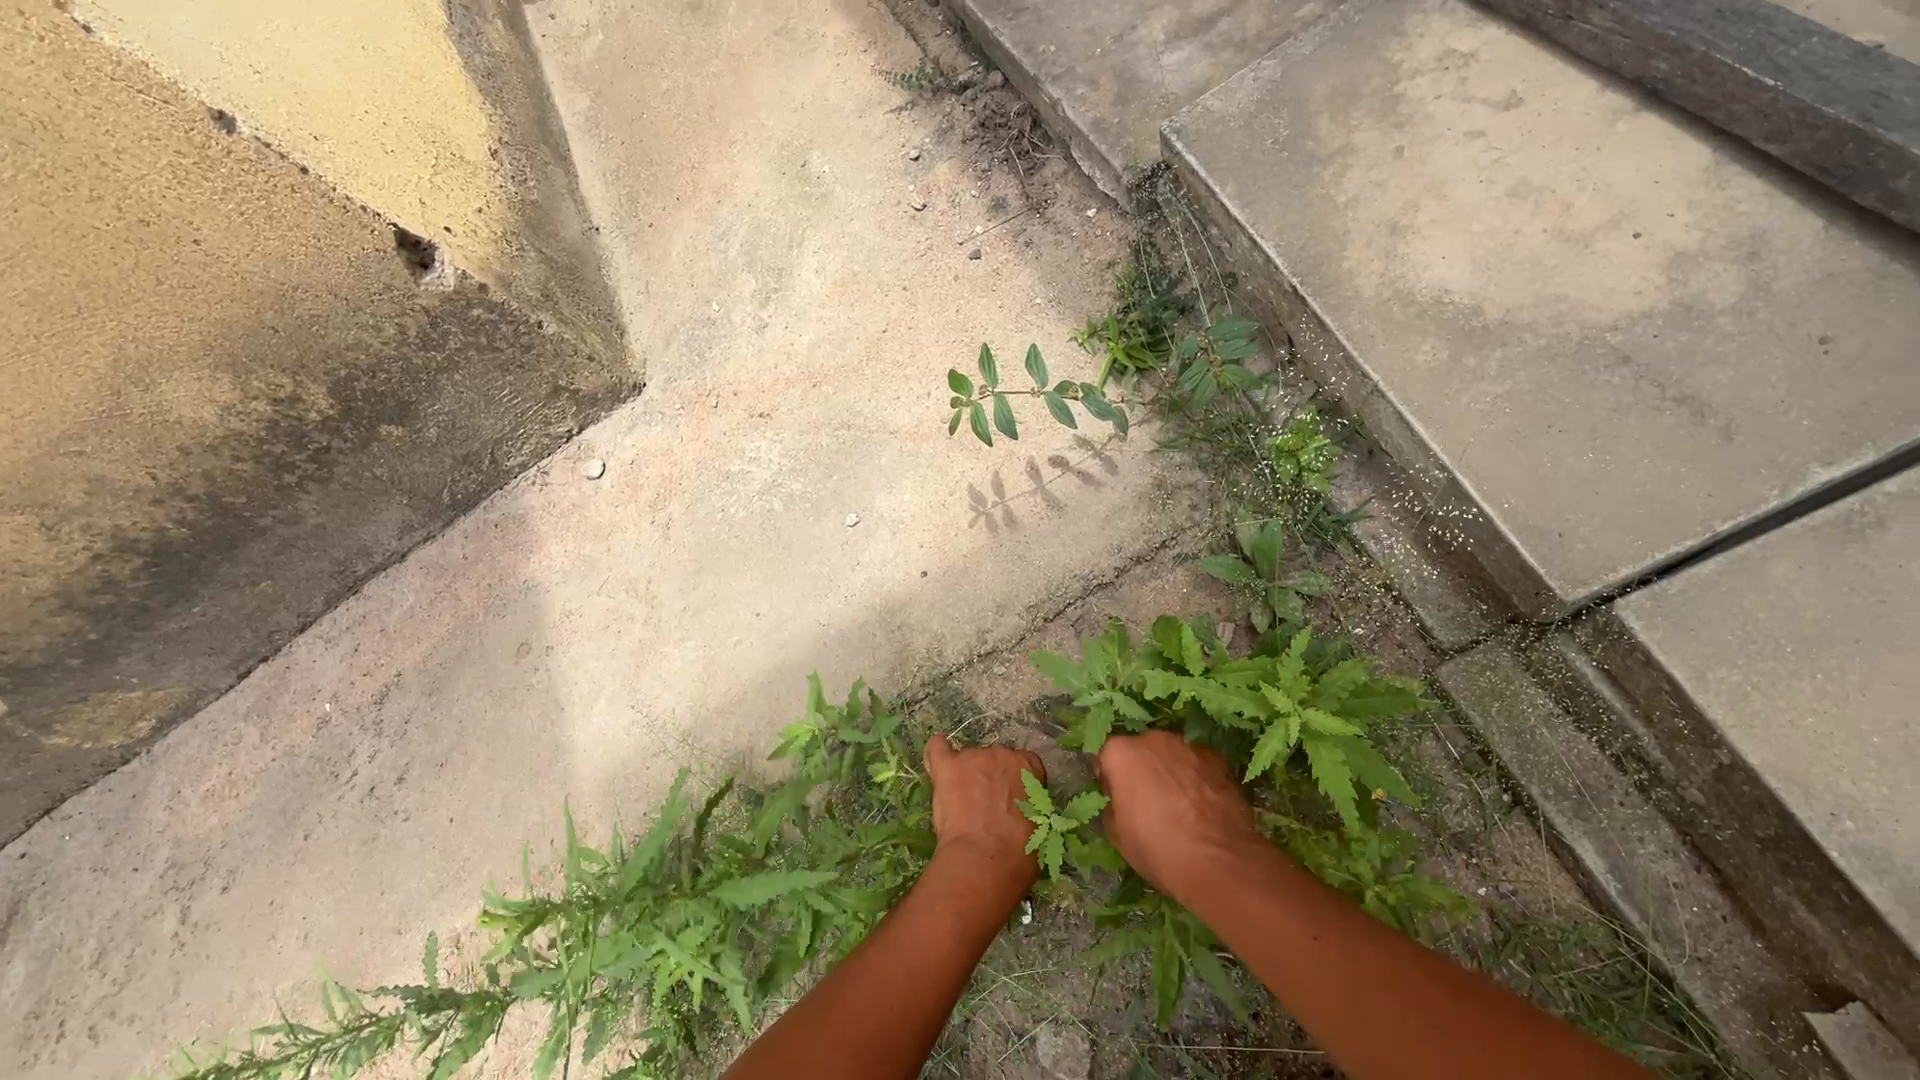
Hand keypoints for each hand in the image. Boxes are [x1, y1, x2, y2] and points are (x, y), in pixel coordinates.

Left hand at [923, 736, 1045, 882]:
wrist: (985, 857)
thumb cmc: (1020, 851)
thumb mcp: (1039, 826)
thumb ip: (1029, 808)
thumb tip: (1020, 815)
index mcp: (1029, 767)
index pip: (1025, 764)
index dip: (1016, 782)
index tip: (1012, 800)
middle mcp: (1002, 754)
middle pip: (995, 760)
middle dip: (991, 779)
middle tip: (986, 806)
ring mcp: (973, 757)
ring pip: (967, 760)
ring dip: (966, 776)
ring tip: (960, 804)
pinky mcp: (947, 766)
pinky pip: (937, 749)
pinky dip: (936, 752)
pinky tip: (934, 762)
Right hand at [1097, 731, 1264, 901]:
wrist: (1217, 861)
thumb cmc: (1156, 847)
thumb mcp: (1117, 834)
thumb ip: (1114, 805)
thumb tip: (1122, 801)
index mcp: (1121, 753)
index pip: (1107, 757)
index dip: (1111, 780)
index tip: (1118, 801)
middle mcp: (1154, 740)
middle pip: (1141, 751)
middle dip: (1142, 770)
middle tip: (1148, 802)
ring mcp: (1189, 747)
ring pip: (1172, 756)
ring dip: (1171, 773)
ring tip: (1180, 806)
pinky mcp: (1219, 760)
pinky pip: (1198, 765)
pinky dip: (1197, 779)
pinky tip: (1202, 807)